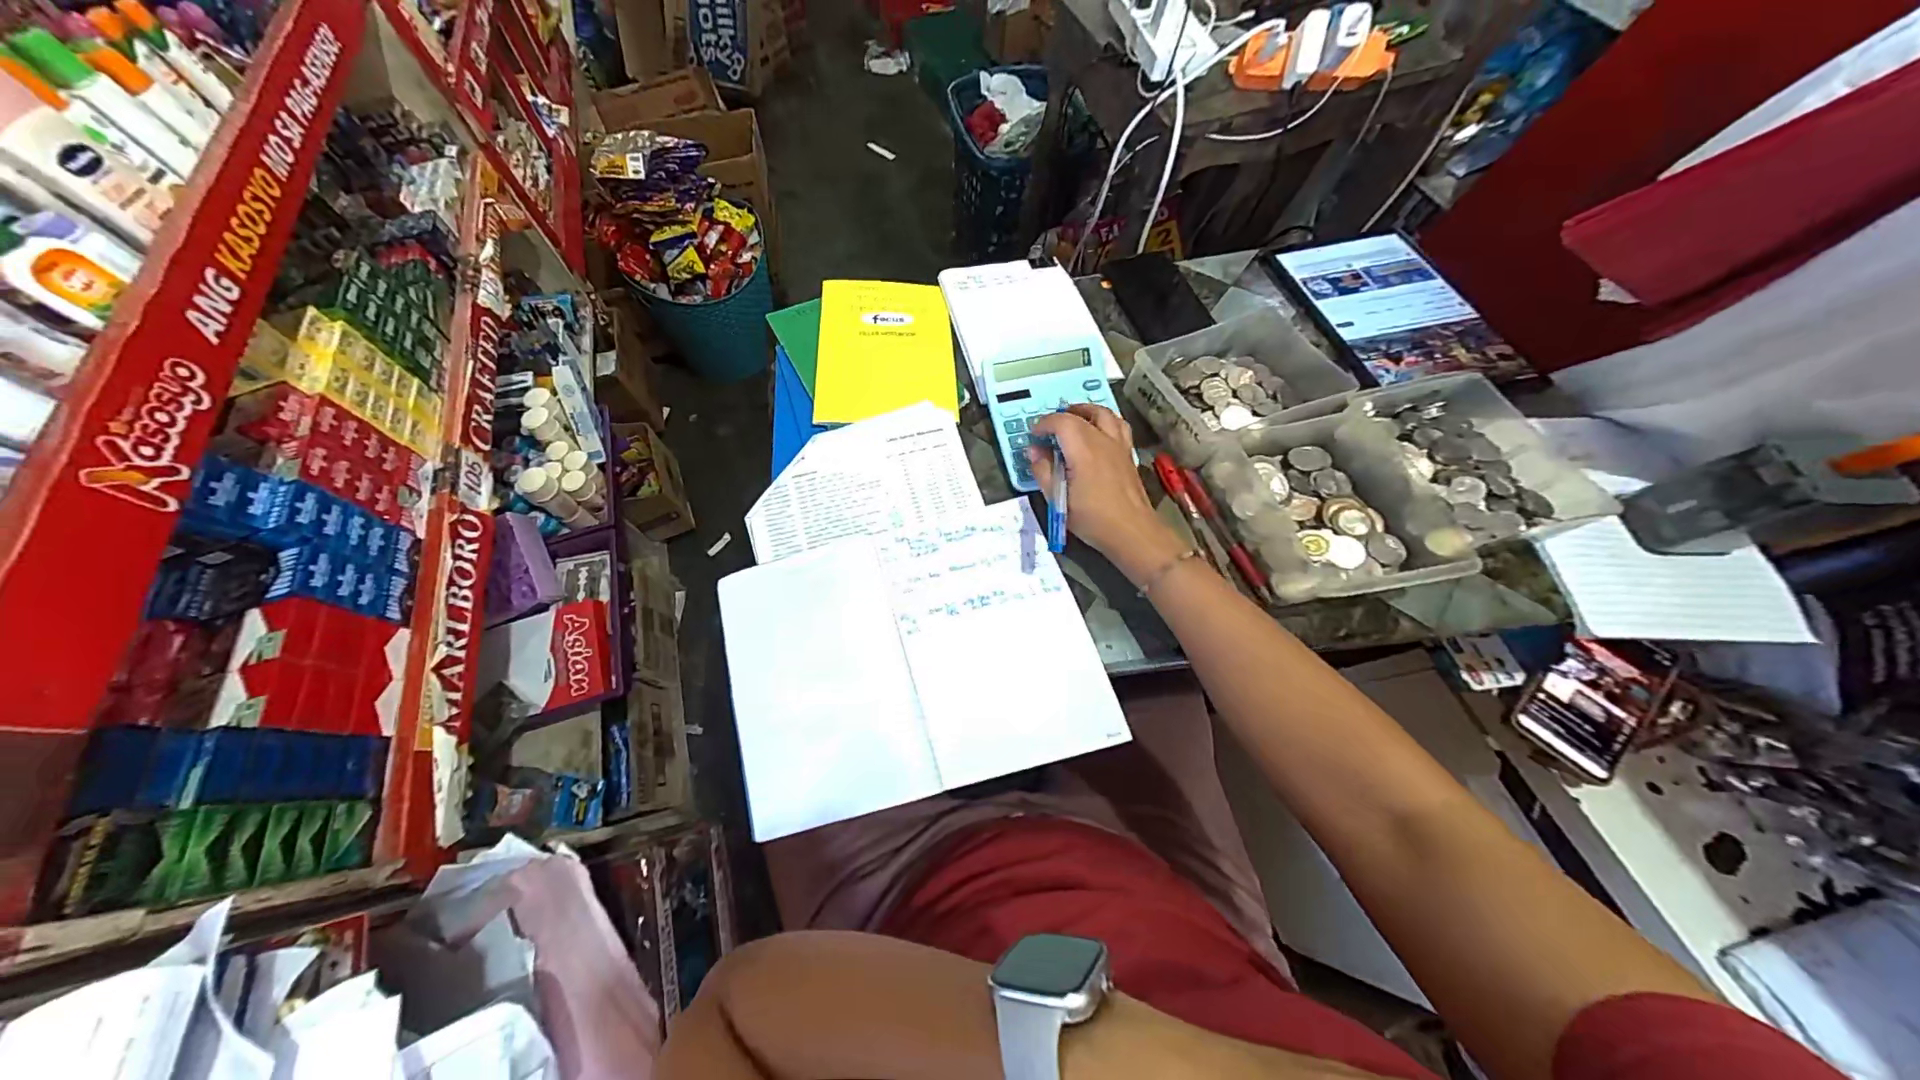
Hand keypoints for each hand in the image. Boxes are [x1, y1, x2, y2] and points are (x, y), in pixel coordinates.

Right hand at [1028, 405, 1186, 583]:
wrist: (1132, 532)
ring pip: (1105, 414)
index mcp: (1083, 450)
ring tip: (1075, 419)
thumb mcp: (1058, 500)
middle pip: (1083, 414)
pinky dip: (1105, 421)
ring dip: (1087, 412)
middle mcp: (1103, 441)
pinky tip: (1098, 434)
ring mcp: (1120, 446)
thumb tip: (1034, 452)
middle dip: (1063, 415)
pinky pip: (1118, 426)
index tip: (1034, 435)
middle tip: (1050, 425)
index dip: (1044, 424)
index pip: (1061, 422)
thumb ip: (1043, 471)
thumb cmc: (1093, 519)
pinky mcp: (1129, 455)